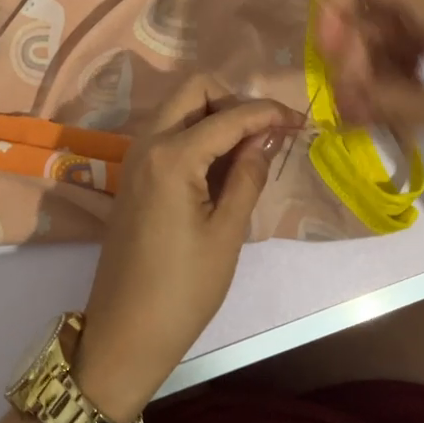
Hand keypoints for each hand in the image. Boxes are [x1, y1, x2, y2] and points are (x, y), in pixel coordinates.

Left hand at [72, 78, 292, 422]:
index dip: (267, 112)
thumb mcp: (227, 234)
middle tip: (264, 134)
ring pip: (179, 108)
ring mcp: (135, 157)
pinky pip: (167, 132)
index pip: (228, 115)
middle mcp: (147, 143)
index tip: (299, 121)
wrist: (125, 332)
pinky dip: (196, 133)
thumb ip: (247, 175)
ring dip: (214, 115)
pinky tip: (221, 165)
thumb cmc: (183, 290)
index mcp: (171, 156)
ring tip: (249, 150)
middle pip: (194, 90)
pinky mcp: (133, 174)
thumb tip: (264, 137)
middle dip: (233, 100)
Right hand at [314, 0, 423, 156]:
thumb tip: (342, 107)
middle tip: (358, 110)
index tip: (333, 68)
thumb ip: (400, 105)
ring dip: (384, 64)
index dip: (330, 16)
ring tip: (387, 116)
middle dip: (356, 54)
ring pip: (402, 23)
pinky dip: (414, 64)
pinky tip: (421, 104)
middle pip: (375, 5)